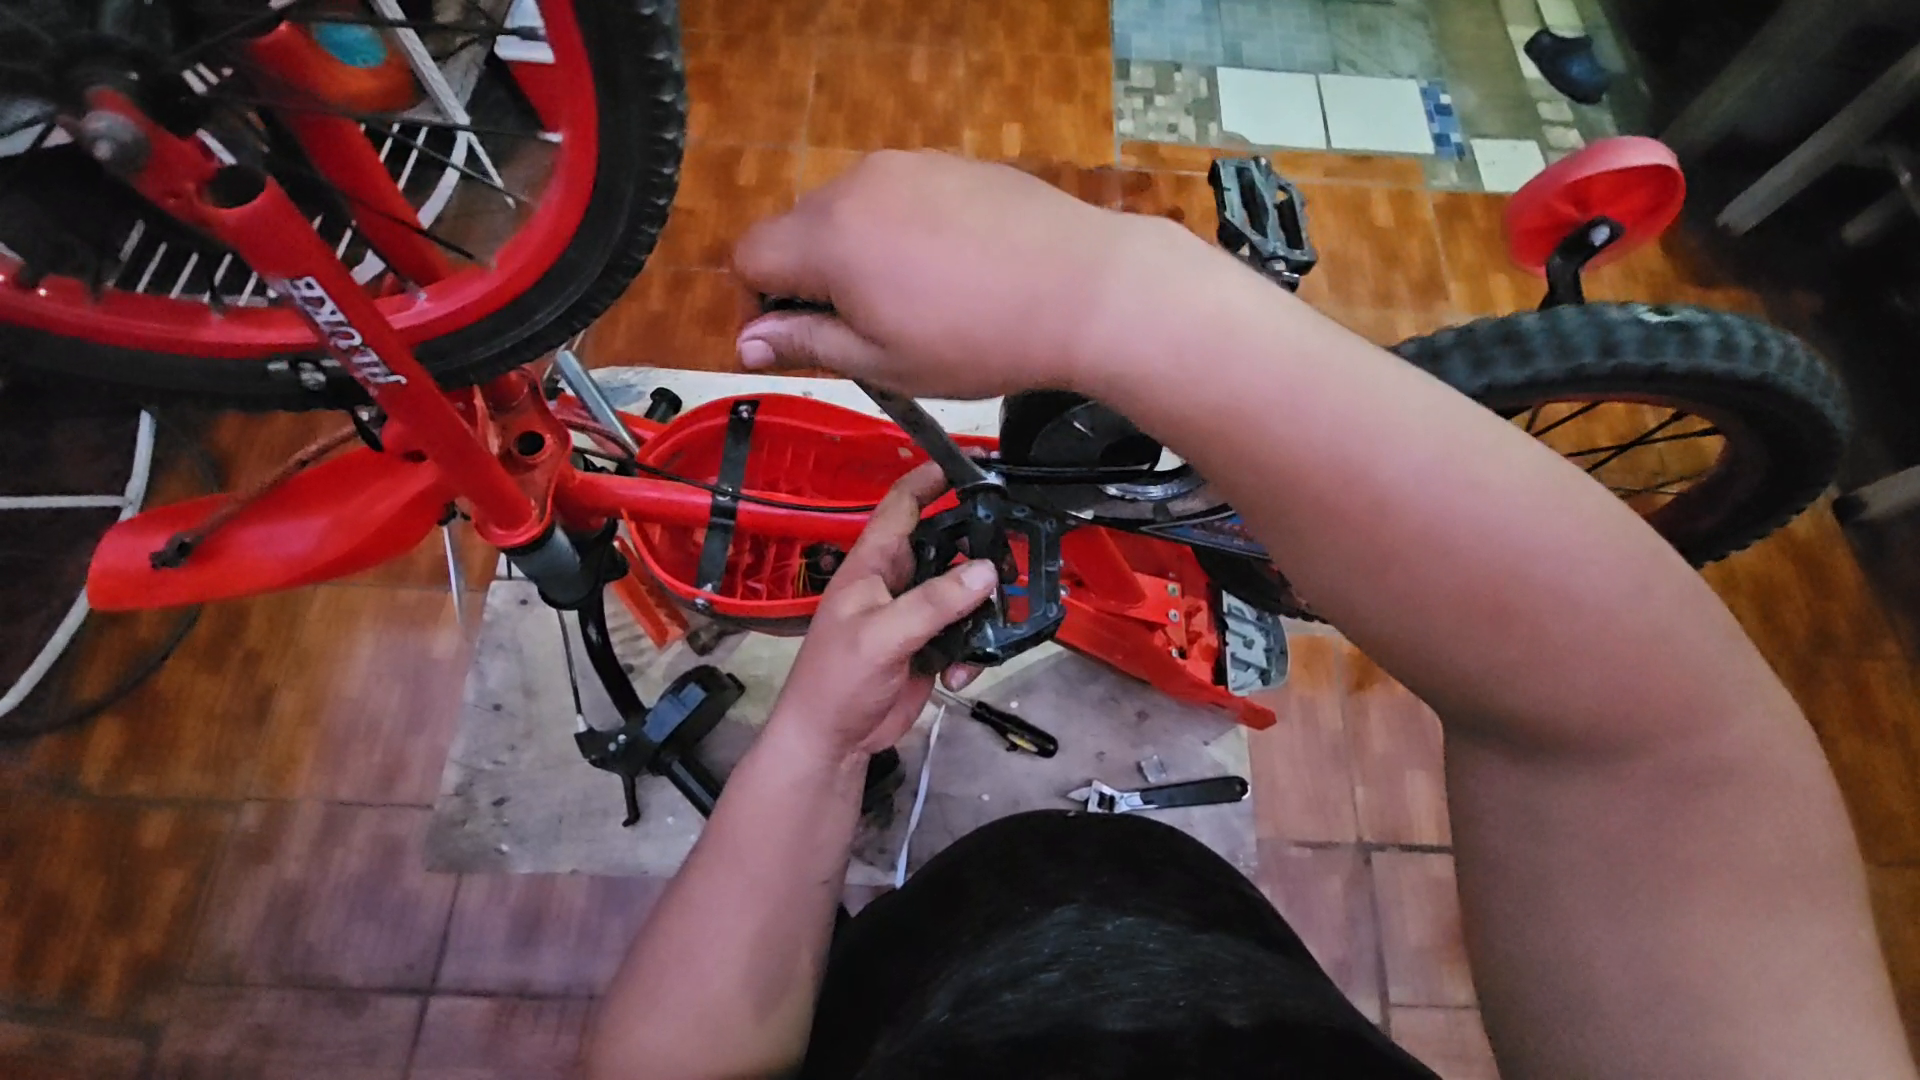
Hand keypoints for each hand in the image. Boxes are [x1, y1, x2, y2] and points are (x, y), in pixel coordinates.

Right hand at [732, 150, 1187, 398]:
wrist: (1083, 290)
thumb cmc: (976, 341)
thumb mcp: (883, 361)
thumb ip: (807, 344)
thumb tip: (747, 343)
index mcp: (829, 235)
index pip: (750, 256)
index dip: (759, 305)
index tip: (796, 340)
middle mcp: (859, 183)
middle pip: (797, 230)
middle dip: (809, 281)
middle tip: (863, 332)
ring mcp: (910, 165)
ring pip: (850, 212)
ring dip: (856, 257)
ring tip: (913, 303)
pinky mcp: (952, 164)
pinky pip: (899, 198)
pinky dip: (899, 234)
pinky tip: (948, 271)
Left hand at [765, 463, 998, 758]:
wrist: (833, 741)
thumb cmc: (839, 679)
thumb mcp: (883, 636)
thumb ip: (934, 603)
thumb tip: (988, 571)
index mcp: (874, 563)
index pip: (903, 504)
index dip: (932, 478)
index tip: (974, 463)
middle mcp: (898, 581)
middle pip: (947, 546)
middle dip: (979, 548)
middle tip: (1016, 552)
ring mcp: (916, 615)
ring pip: (964, 591)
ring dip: (983, 609)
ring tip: (997, 625)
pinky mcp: (931, 646)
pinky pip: (966, 633)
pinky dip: (972, 651)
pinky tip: (961, 676)